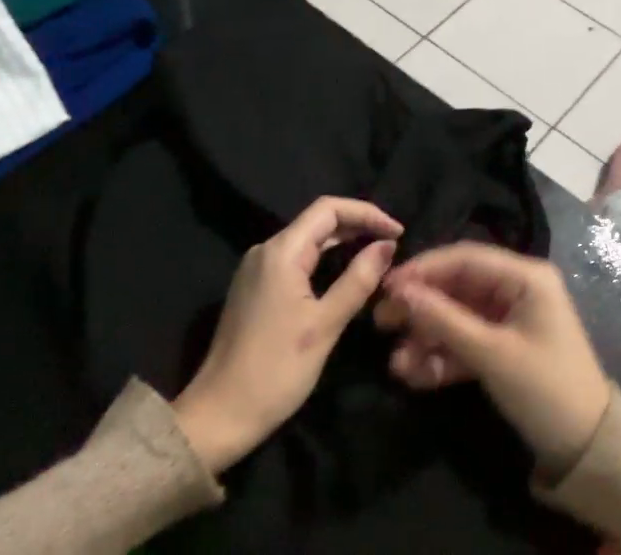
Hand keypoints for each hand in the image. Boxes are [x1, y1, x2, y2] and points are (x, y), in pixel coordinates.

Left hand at [171, 197, 402, 473]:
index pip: (328, 209)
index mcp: (281, 251)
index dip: (366, 213)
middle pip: (317, 221)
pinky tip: (344, 275)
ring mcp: (256, 269)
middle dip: (357, 226)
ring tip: (377, 255)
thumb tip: (386, 245)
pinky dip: (323, 261)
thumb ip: (358, 280)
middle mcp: (265, 250)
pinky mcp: (255, 288)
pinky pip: (295, 261)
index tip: (399, 232)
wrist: (221, 411)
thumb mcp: (325, 325)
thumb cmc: (277, 369)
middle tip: (394, 244)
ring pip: (306, 242)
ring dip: (342, 243)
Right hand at [374, 242, 608, 475]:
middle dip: (419, 308)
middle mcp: (516, 290)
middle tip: (381, 323)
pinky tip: (415, 376)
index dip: (423, 269)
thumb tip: (399, 291)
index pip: (464, 258)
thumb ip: (443, 320)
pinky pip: (464, 342)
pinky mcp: (502, 348)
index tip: (386, 287)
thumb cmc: (545, 388)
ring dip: (426, 339)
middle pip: (456, 288)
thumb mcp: (491, 354)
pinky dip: (441, 357)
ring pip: (455, 318)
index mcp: (525, 278)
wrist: (587, 451)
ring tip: (397, 365)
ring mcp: (508, 320)